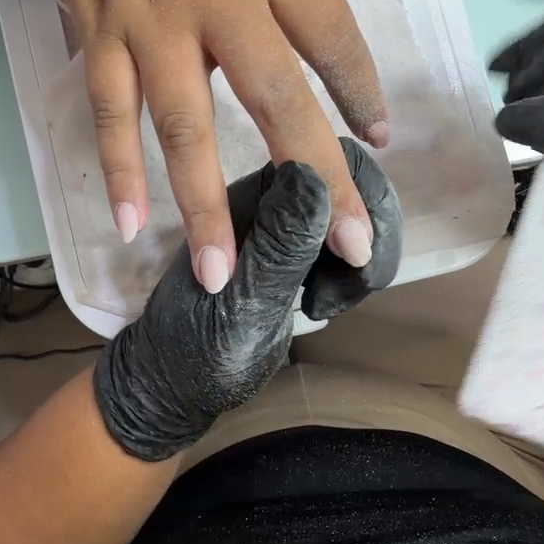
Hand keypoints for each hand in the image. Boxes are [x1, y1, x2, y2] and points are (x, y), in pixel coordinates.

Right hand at [6, 0, 386, 295]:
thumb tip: (306, 33)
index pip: (335, 41)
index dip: (363, 95)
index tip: (379, 142)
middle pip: (278, 102)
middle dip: (317, 179)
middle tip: (344, 246)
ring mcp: (151, 22)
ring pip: (184, 128)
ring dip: (204, 206)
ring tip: (221, 273)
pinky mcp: (98, 32)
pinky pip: (109, 112)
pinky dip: (116, 170)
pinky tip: (128, 223)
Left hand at [95, 139, 401, 460]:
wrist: (174, 385)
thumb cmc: (197, 352)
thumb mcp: (243, 307)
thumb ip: (280, 246)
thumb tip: (313, 172)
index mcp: (249, 197)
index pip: (326, 158)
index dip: (355, 205)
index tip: (349, 265)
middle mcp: (269, 200)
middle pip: (350, 179)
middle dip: (369, 232)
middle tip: (352, 287)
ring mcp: (284, 225)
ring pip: (355, 212)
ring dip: (365, 255)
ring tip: (334, 301)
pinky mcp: (295, 252)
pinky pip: (345, 241)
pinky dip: (354, 271)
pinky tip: (326, 303)